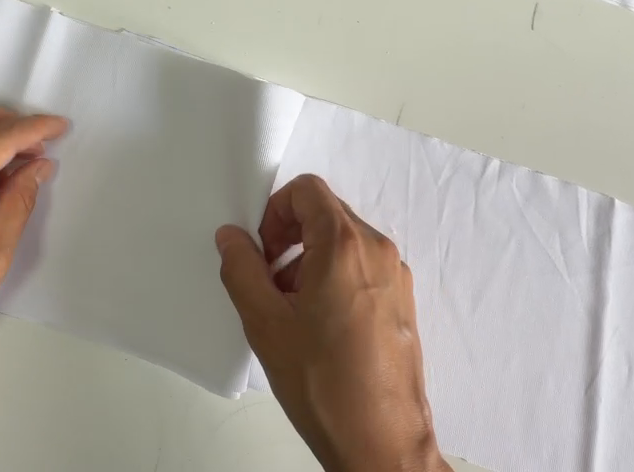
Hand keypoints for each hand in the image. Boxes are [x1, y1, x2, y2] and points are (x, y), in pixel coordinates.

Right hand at [216, 175, 449, 471]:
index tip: (262, 247)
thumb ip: (241, 268)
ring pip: (344, 240)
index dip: (275, 210)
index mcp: (345, 245)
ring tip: (290, 305)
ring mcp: (394, 274)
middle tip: (268, 275)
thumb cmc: (327, 386)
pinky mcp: (401, 299)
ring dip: (310, 257)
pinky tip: (318, 321)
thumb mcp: (265, 323)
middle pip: (326, 212)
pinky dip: (335, 275)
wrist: (382, 444)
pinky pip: (362, 265)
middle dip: (290, 234)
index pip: (307, 190)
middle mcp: (377, 250)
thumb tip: (231, 236)